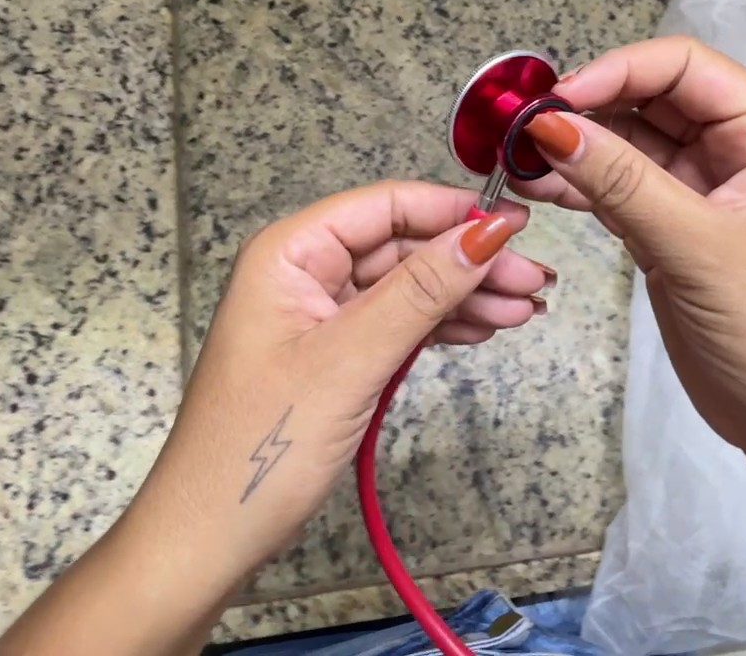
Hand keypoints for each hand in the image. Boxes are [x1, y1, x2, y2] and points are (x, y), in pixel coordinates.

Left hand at [146, 181, 547, 577]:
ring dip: (462, 296)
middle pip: (401, 247)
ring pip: (404, 286)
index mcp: (291, 252)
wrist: (210, 538)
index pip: (383, 207)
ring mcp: (319, 313)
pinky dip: (438, 327)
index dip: (451, 210)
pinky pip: (395, 322)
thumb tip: (485, 234)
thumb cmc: (262, 446)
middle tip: (536, 283)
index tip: (516, 226)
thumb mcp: (350, 360)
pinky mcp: (333, 352)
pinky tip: (482, 329)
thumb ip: (419, 292)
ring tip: (524, 311)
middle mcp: (304, 271)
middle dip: (467, 262)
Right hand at [514, 37, 745, 462]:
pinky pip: (613, 190)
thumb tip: (547, 125)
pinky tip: (535, 188)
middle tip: (523, 126)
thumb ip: (623, 183)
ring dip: (573, 147)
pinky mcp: (665, 231)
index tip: (558, 99)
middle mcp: (729, 153)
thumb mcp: (701, 248)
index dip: (621, 70)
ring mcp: (693, 193)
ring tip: (515, 158)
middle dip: (587, 106)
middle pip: (649, 101)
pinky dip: (575, 186)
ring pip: (624, 146)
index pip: (686, 69)